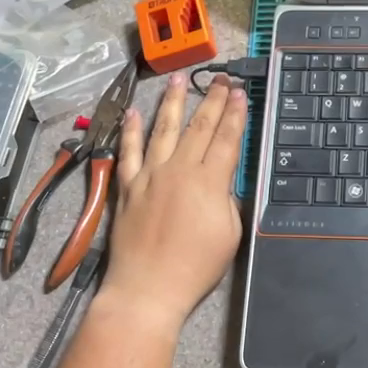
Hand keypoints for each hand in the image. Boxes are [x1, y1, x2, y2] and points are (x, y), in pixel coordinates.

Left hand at [101, 72, 246, 333]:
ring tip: (179, 79)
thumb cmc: (195, 268)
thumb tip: (225, 180)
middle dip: (212, 99)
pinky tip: (136, 111)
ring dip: (174, 102)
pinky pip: (129, 151)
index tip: (240, 92)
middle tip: (221, 78)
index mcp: (209, 181)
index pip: (226, 138)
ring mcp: (150, 175)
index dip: (235, 114)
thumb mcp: (229, 234)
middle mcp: (179, 170)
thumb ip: (229, 200)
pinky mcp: (128, 187)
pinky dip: (132, 130)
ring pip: (164, 129)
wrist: (147, 289)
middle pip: (200, 127)